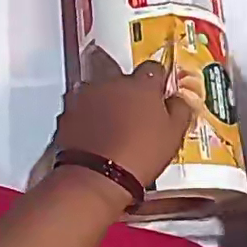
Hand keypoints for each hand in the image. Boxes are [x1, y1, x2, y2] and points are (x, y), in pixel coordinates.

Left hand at [56, 48, 198, 193]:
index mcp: (142, 84)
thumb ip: (179, 109)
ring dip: (105, 102)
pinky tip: (94, 134)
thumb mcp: (173, 135)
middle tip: (133, 115)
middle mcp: (112, 82)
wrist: (97, 177)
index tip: (158, 96)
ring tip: (111, 127)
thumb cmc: (140, 155)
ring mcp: (86, 95)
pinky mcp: (67, 112)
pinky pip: (80, 108)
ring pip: (99, 91)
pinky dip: (86, 116)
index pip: (154, 69)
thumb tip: (178, 99)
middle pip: (122, 78)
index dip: (157, 83)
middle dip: (128, 92)